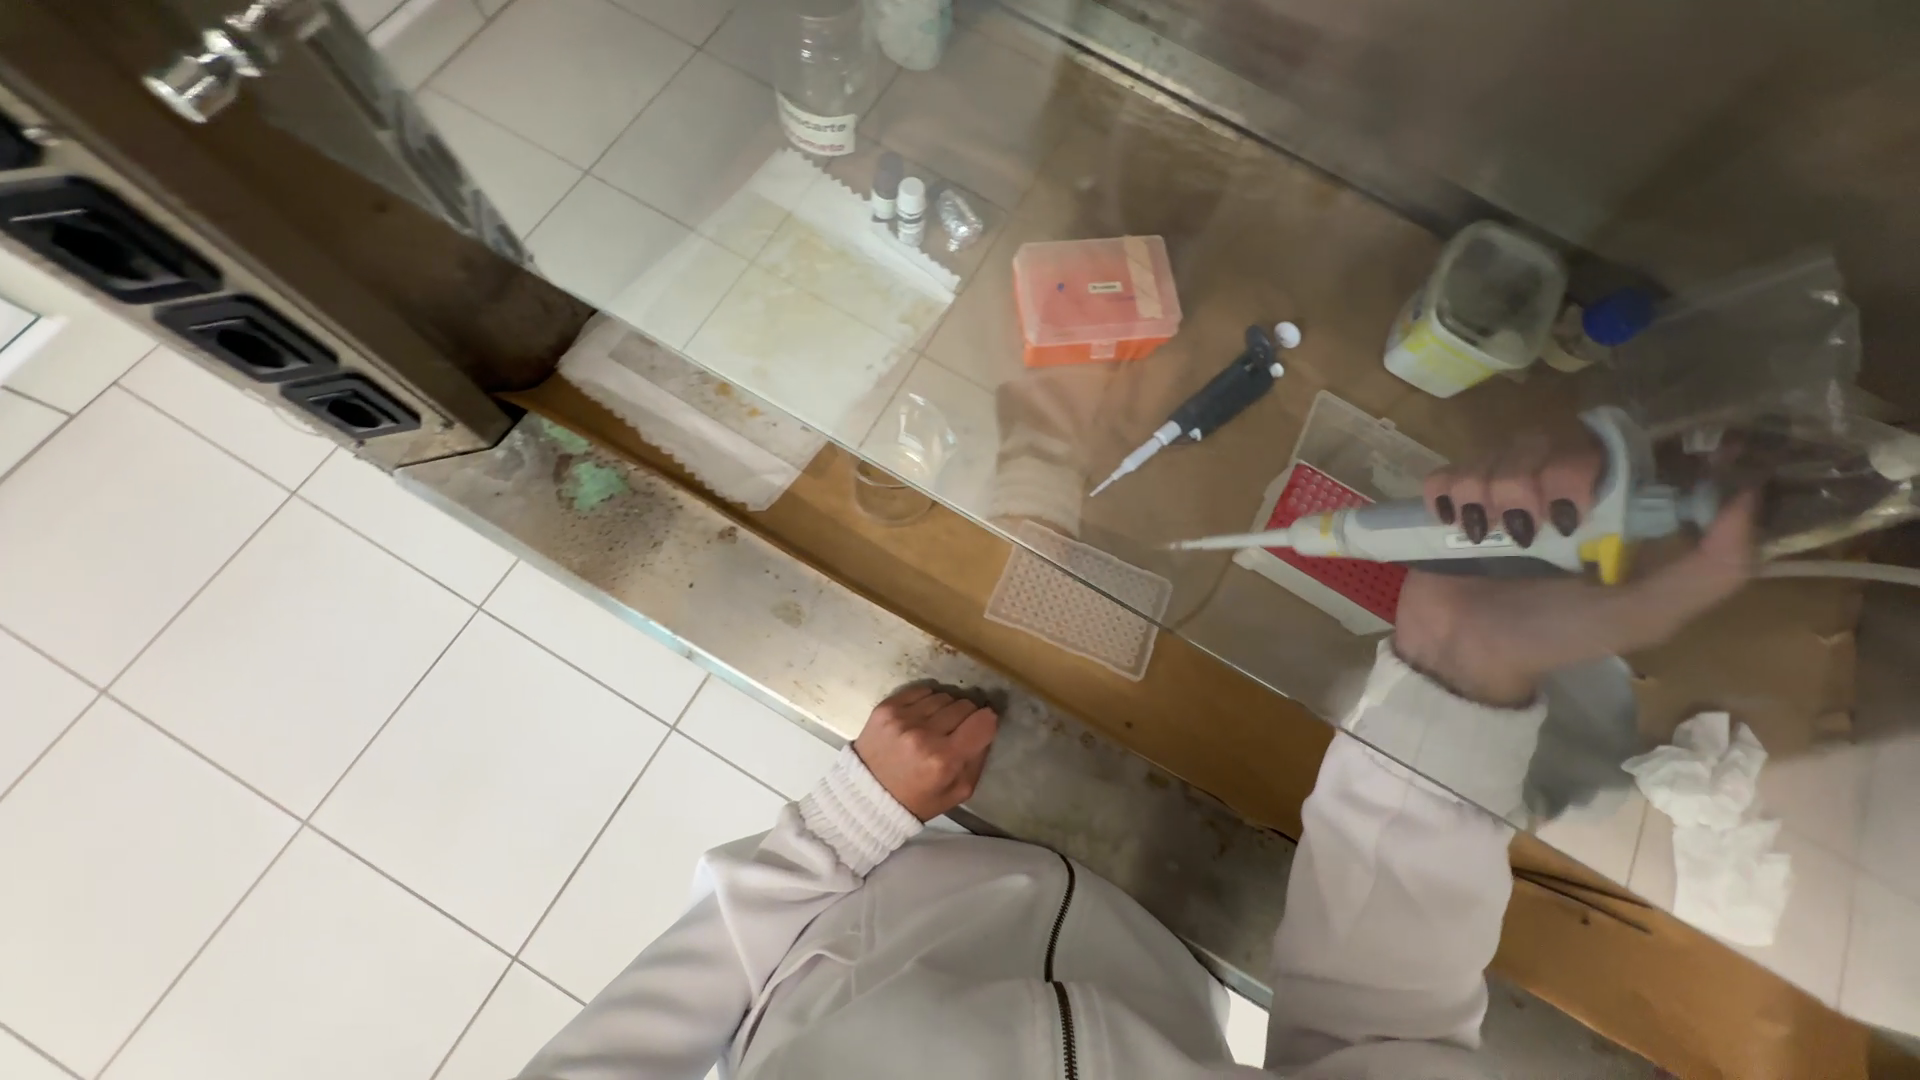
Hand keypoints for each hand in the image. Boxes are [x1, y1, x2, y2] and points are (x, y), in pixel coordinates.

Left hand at [852, 685, 999, 820]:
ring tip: (935, 725)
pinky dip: (926, 700)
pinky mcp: (886, 707)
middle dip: (966, 716)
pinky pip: (921, 690)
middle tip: (955, 730)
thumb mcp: (958, 792)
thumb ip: (978, 760)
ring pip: (943, 696)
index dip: (987, 722)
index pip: (983, 722)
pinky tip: (921, 716)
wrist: (867, 795)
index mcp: (945, 760)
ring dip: (945, 708)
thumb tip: (988, 726)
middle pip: (964, 705)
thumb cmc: (916, 799)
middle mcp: (924, 735)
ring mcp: (903, 719)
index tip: (981, 726)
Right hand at [1397, 439, 1757, 706]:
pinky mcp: (1445, 506)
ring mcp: (1495, 498)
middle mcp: (1550, 494)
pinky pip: (1446, 473)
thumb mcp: (1645, 614)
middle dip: (1537, 483)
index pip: (1610, 448)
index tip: (1582, 501)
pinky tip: (1455, 525)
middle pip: (1545, 443)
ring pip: (1495, 456)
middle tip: (1533, 529)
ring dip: (1489, 494)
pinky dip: (1447, 495)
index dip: (1595, 462)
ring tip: (1485, 536)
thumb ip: (1711, 569)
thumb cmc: (1554, 637)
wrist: (1467, 654)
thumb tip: (1750, 494)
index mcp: (1604, 511)